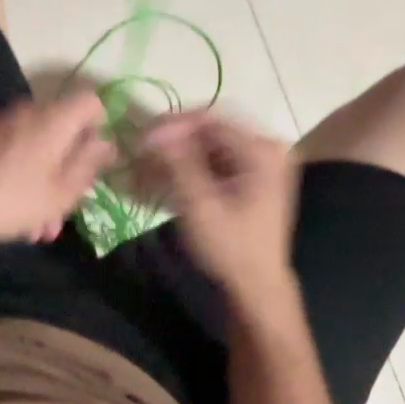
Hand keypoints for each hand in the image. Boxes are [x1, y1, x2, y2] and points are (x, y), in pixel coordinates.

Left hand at [0, 92, 117, 250]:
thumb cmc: (13, 200)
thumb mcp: (63, 192)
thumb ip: (90, 163)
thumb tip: (107, 143)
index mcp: (54, 117)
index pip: (91, 101)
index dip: (101, 128)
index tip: (97, 162)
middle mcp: (29, 111)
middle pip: (64, 130)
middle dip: (71, 169)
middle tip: (70, 206)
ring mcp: (2, 125)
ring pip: (40, 150)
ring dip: (47, 185)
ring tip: (43, 228)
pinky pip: (17, 155)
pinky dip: (25, 182)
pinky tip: (20, 222)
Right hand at [142, 110, 297, 297]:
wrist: (256, 285)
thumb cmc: (230, 248)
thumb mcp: (200, 205)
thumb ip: (178, 162)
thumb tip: (155, 130)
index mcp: (262, 149)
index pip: (211, 118)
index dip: (172, 125)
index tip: (140, 138)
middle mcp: (266, 148)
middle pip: (210, 130)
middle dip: (172, 140)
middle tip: (139, 151)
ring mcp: (260, 163)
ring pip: (209, 145)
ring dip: (177, 155)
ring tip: (145, 167)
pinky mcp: (251, 178)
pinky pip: (215, 162)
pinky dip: (189, 168)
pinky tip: (162, 179)